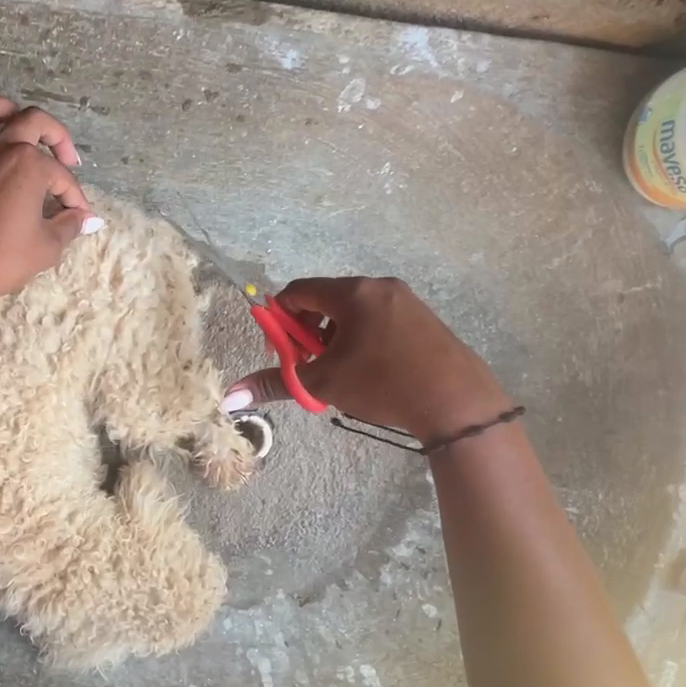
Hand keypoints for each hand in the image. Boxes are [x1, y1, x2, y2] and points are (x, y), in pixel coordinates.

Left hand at [0, 97, 100, 307]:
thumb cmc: (4, 259)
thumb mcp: (47, 246)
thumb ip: (70, 226)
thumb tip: (87, 220)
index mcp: (29, 164)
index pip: (61, 176)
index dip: (75, 197)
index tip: (81, 216)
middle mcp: (0, 149)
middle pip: (33, 121)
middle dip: (57, 136)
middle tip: (67, 158)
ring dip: (5, 109)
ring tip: (18, 121)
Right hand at [222, 277, 512, 441]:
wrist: (455, 400)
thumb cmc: (383, 384)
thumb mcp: (323, 383)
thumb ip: (276, 383)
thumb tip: (230, 397)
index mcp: (352, 293)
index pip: (298, 290)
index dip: (279, 318)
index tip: (280, 349)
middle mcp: (378, 286)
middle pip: (325, 299)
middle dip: (306, 331)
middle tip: (308, 363)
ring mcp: (404, 299)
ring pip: (351, 311)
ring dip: (332, 337)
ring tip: (337, 371)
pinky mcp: (421, 317)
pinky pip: (375, 318)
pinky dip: (358, 338)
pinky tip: (366, 370)